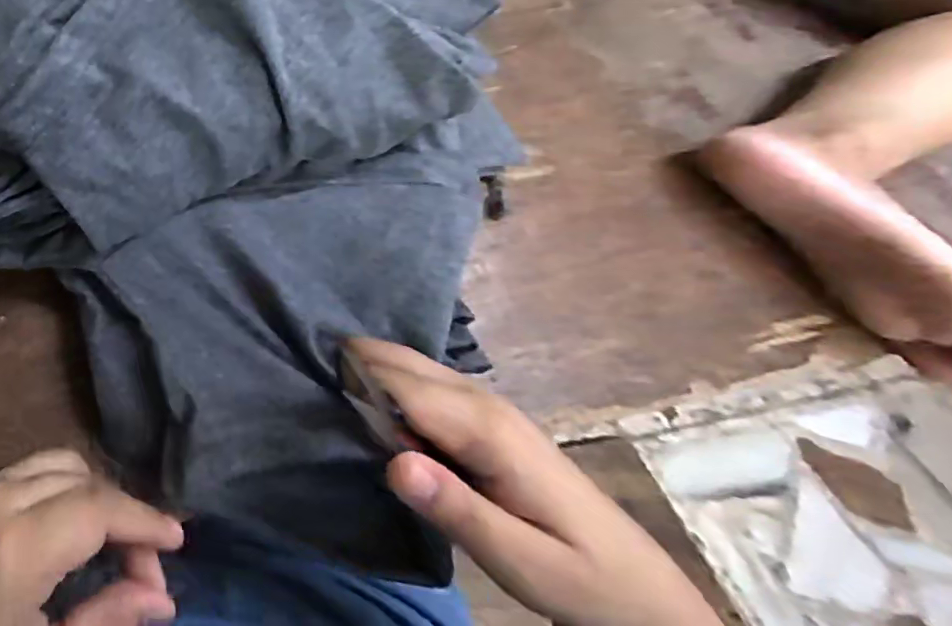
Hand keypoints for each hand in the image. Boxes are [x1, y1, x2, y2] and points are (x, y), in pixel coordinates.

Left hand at [0, 449, 185, 625]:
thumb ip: (108, 620)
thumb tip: (161, 598)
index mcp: (17, 543)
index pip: (99, 507)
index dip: (145, 521)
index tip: (179, 541)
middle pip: (82, 479)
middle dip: (122, 515)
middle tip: (144, 572)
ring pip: (57, 464)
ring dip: (93, 495)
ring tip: (112, 549)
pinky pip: (29, 471)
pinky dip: (63, 488)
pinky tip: (71, 532)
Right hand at [346, 340, 721, 625]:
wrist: (643, 591)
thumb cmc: (579, 578)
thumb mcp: (520, 561)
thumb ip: (455, 508)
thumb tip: (391, 458)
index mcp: (484, 427)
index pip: (400, 383)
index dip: (353, 381)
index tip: (309, 389)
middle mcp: (480, 400)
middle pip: (400, 360)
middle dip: (353, 362)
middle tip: (308, 386)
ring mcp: (484, 403)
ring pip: (409, 363)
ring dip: (368, 368)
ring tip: (328, 392)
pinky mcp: (483, 416)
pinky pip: (422, 380)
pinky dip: (388, 380)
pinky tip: (370, 407)